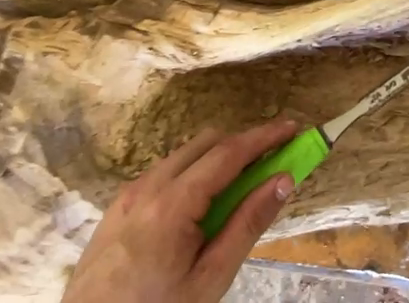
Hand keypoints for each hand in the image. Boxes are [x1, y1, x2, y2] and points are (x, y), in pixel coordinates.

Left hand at [63, 120, 298, 302]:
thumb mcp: (209, 280)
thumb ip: (247, 225)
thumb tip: (283, 180)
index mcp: (172, 205)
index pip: (229, 153)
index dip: (265, 137)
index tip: (294, 128)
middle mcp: (147, 188)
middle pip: (206, 142)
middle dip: (242, 145)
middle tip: (271, 164)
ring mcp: (126, 197)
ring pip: (183, 155)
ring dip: (215, 159)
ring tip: (237, 190)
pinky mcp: (114, 210)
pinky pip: (162, 174)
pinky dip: (190, 174)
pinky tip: (198, 209)